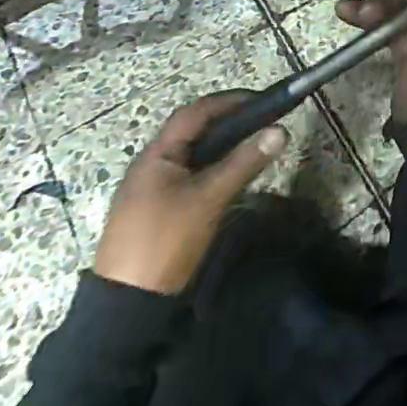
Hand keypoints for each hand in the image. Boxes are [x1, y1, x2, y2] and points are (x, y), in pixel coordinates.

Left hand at [92, 93, 288, 294]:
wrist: (126, 306)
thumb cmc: (166, 240)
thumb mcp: (209, 198)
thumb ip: (244, 162)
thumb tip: (280, 130)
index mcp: (156, 155)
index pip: (195, 113)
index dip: (228, 101)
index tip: (261, 99)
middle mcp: (150, 165)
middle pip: (192, 132)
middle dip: (228, 123)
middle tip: (262, 123)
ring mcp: (150, 189)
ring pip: (192, 156)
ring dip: (222, 147)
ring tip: (253, 147)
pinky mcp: (156, 210)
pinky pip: (188, 176)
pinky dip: (212, 168)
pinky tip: (231, 179)